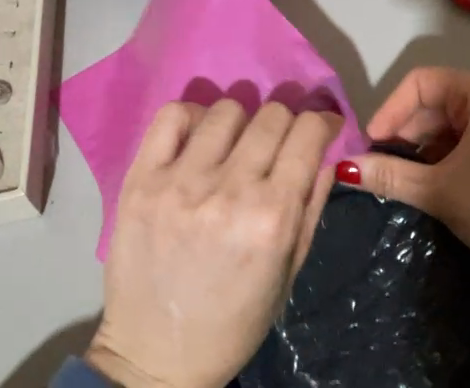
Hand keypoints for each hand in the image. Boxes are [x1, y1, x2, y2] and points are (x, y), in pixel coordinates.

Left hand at [86, 100, 340, 387]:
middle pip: (272, 115)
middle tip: (276, 149)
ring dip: (240, 124)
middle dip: (285, 126)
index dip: (321, 124)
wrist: (156, 358)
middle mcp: (229, 191)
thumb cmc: (234, 322)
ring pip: (227, 110)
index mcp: (273, 217)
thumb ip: (313, 204)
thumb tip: (327, 149)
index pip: (308, 131)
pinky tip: (198, 142)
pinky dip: (193, 118)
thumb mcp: (290, 271)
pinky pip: (172, 116)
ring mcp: (181, 183)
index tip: (320, 131)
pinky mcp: (141, 182)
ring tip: (233, 150)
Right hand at [338, 68, 469, 273]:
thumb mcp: (441, 191)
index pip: (420, 83)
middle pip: (431, 102)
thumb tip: (344, 167)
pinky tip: (424, 184)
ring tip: (399, 179)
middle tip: (379, 166)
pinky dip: (439, 159)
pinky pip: (459, 141)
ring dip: (419, 149)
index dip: (390, 110)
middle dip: (403, 132)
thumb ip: (391, 174)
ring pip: (443, 125)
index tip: (371, 145)